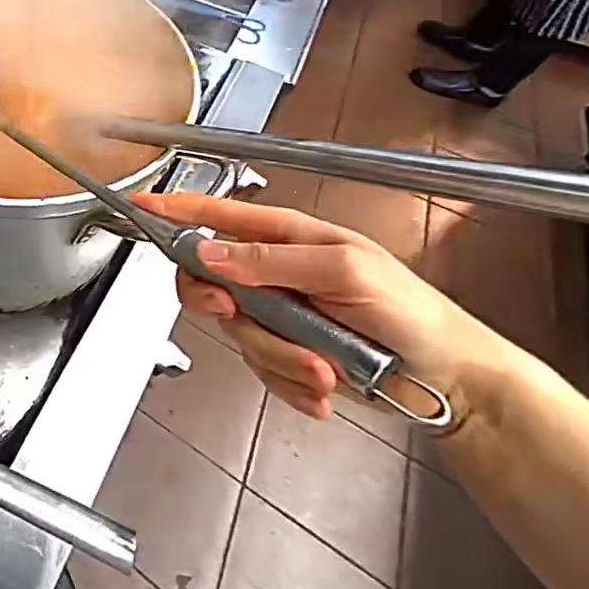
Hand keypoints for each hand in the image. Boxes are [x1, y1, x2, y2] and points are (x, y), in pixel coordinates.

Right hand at [134, 193, 506, 420]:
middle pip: (204, 277)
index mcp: (283, 237)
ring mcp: (274, 313)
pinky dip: (289, 381)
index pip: (212, 215)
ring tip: (324, 365)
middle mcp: (269, 272)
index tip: (137, 205)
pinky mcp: (282, 351)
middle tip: (236, 309)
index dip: (170, 209)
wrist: (452, 383)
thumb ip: (270, 259)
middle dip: (217, 301)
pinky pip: (256, 366)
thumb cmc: (413, 312)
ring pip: (233, 329)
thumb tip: (209, 252)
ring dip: (277, 355)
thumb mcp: (344, 270)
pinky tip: (324, 382)